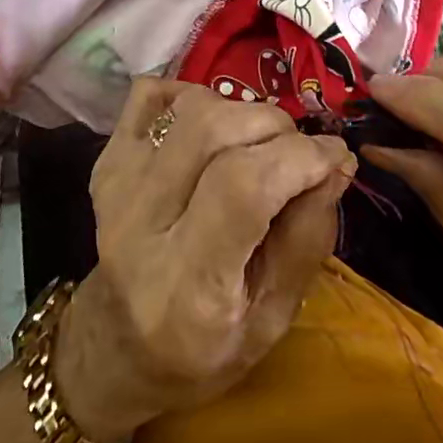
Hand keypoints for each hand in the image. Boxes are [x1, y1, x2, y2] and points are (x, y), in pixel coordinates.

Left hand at [54, 78, 355, 442]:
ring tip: (261, 143)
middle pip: (212, 131)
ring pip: (188, 108)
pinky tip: (213, 127)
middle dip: (275, 126)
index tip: (336, 155)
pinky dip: (191, 94)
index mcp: (188, 282)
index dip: (300, 157)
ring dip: (241, 110)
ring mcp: (116, 183)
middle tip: (300, 151)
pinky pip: (149, 95)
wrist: (118, 344)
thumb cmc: (204, 349)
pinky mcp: (106, 159)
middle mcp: (141, 222)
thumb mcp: (272, 319)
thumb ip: (307, 239)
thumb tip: (336, 162)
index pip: (242, 186)